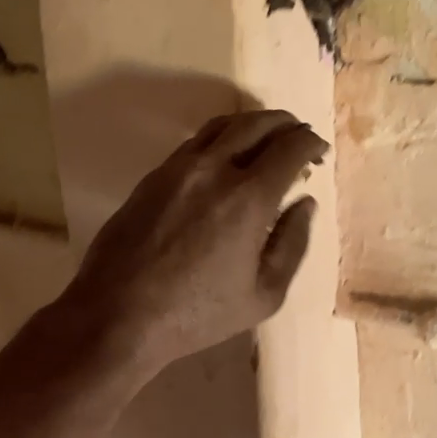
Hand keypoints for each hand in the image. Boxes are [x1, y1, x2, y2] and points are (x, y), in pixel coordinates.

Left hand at [62, 109, 327, 373]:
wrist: (118, 314)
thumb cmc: (198, 313)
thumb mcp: (263, 294)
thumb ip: (292, 243)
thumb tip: (304, 203)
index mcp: (248, 197)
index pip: (290, 147)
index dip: (310, 143)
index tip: (318, 151)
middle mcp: (215, 168)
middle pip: (257, 123)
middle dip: (285, 124)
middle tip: (298, 136)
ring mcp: (179, 167)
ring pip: (223, 124)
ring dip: (252, 124)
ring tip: (265, 138)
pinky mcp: (154, 175)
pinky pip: (195, 141)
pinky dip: (221, 137)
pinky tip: (226, 157)